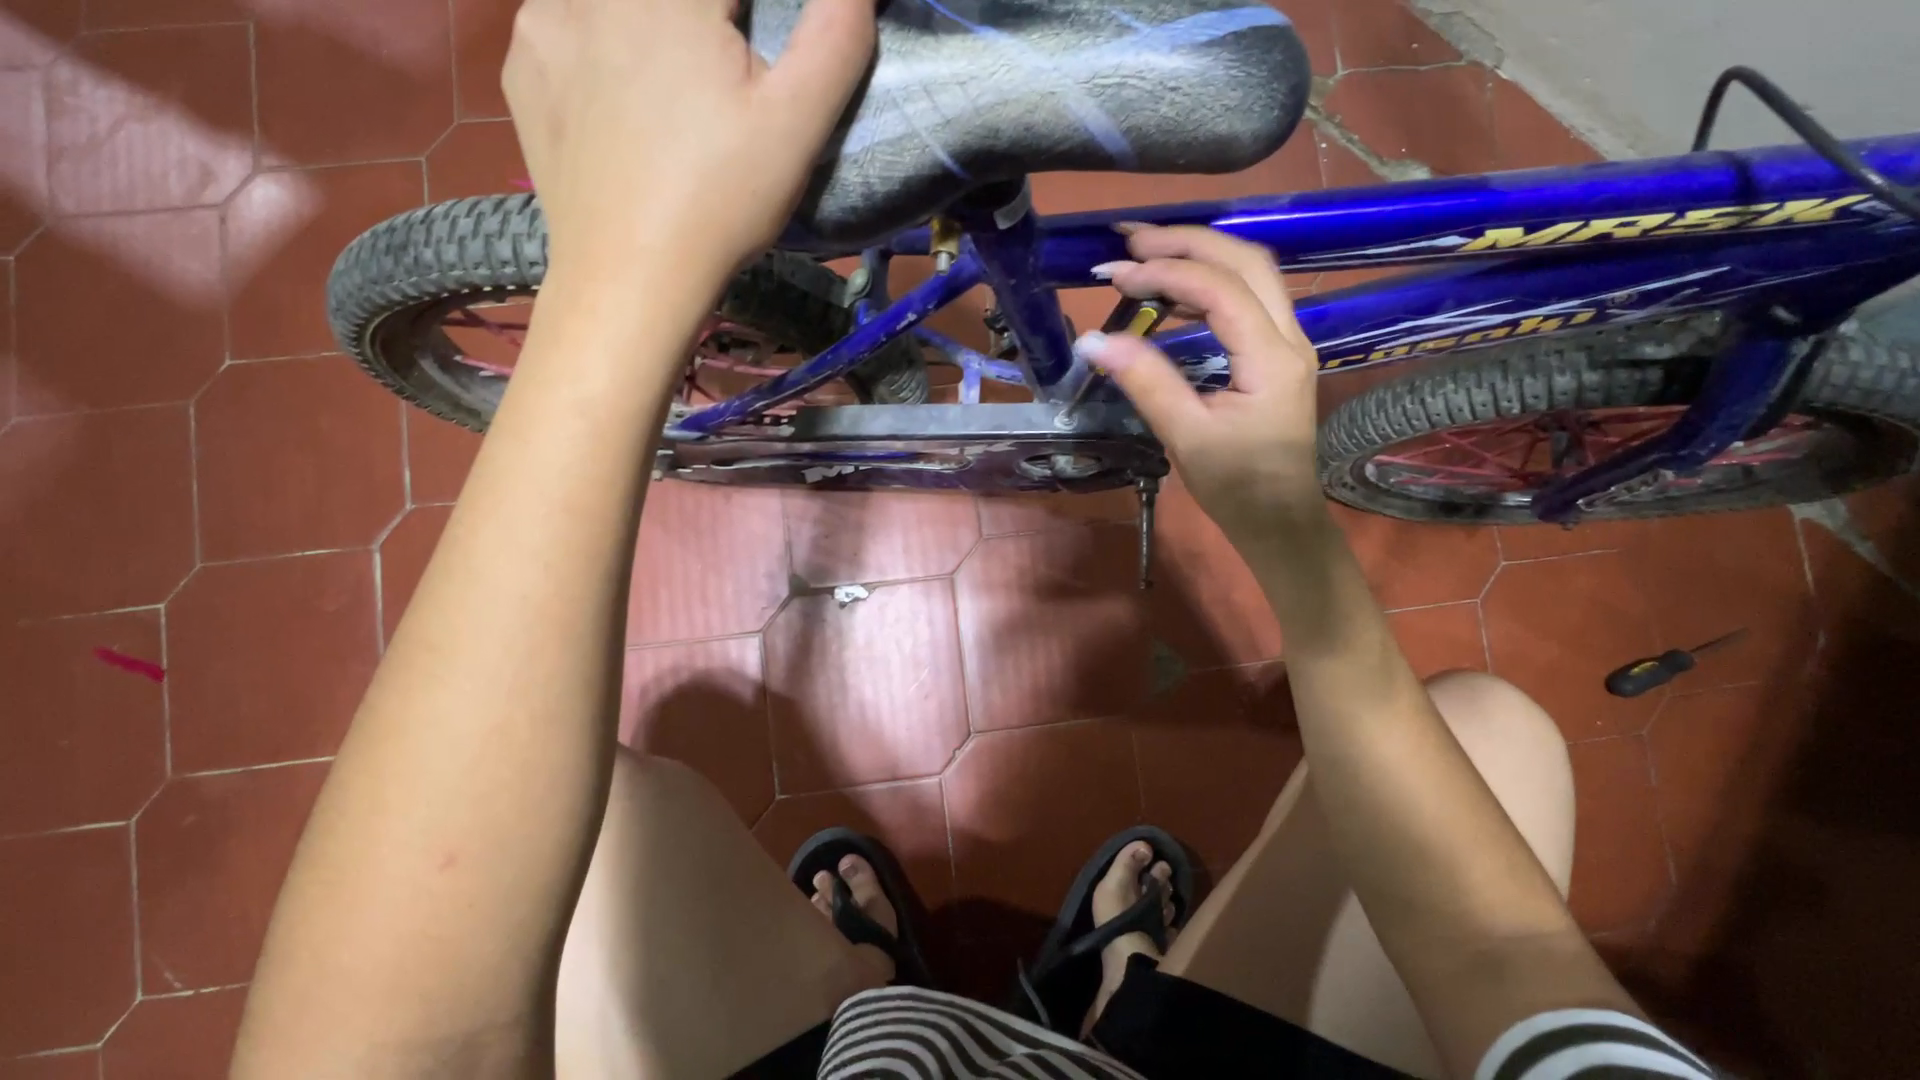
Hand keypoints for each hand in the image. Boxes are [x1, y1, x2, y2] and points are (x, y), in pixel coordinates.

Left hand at [503, 0, 875, 283]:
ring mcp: (545, 20)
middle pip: (672, 0)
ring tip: (675, 88)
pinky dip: (597, 37)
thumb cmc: (721, 202)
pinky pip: (565, 19)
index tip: (751, 74)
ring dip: (651, 24)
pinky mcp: (521, 65)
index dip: (751, 19)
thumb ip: (834, 37)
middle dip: (706, 22)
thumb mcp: (796, 124)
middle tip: (720, 85)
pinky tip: (619, 93)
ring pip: (616, 3)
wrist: (629, 278)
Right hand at [1075, 225, 1325, 542]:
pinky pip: (1248, 296)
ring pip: (1252, 272)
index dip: (1165, 273)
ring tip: (1145, 252)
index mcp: (1271, 358)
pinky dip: (1208, 280)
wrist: (1280, 521)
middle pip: (1246, 261)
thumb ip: (1145, 382)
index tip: (1114, 275)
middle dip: (1186, 241)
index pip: (1219, 290)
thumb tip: (1093, 340)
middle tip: (1129, 239)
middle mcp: (1289, 337)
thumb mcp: (1185, 437)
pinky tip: (1172, 289)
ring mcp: (1288, 342)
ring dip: (1200, 253)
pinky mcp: (1276, 353)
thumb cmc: (1237, 487)